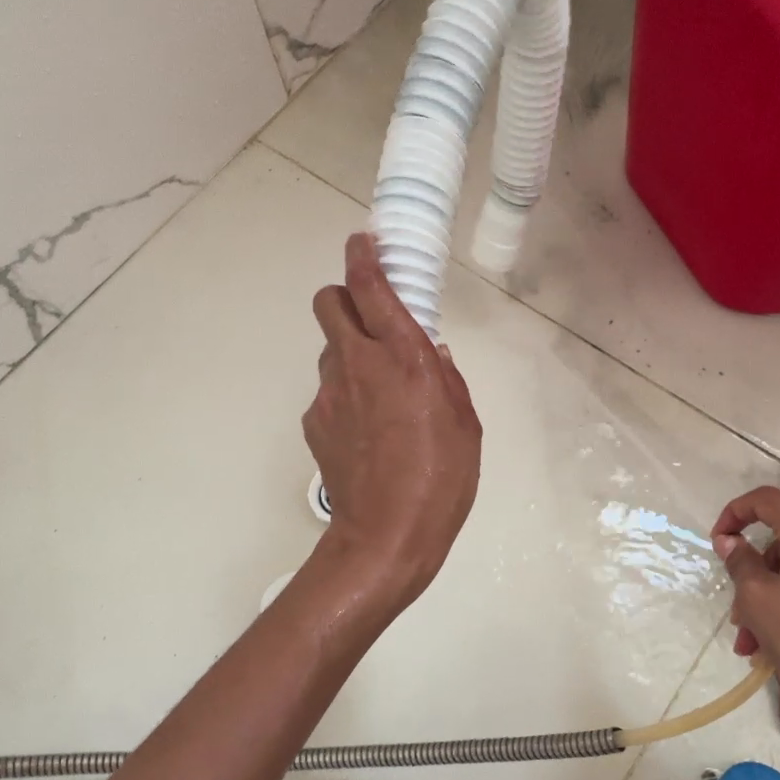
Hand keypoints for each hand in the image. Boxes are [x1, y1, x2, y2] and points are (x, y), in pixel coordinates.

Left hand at [304, 233, 481, 608]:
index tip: (365, 244)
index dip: (363, 256)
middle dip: (345, 299)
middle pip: (328, 302)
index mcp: (402, 357)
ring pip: (329, 350)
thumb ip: (446, 378)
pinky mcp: (313, 423)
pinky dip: (345, 398)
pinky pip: (328, 394)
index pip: (369, 285)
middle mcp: (357, 363)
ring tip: (379, 396)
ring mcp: (328, 394)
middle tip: (371, 322)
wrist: (387, 536)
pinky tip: (367, 434)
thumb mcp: (466, 424)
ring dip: (350, 355)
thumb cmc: (442, 480)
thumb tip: (430, 351)